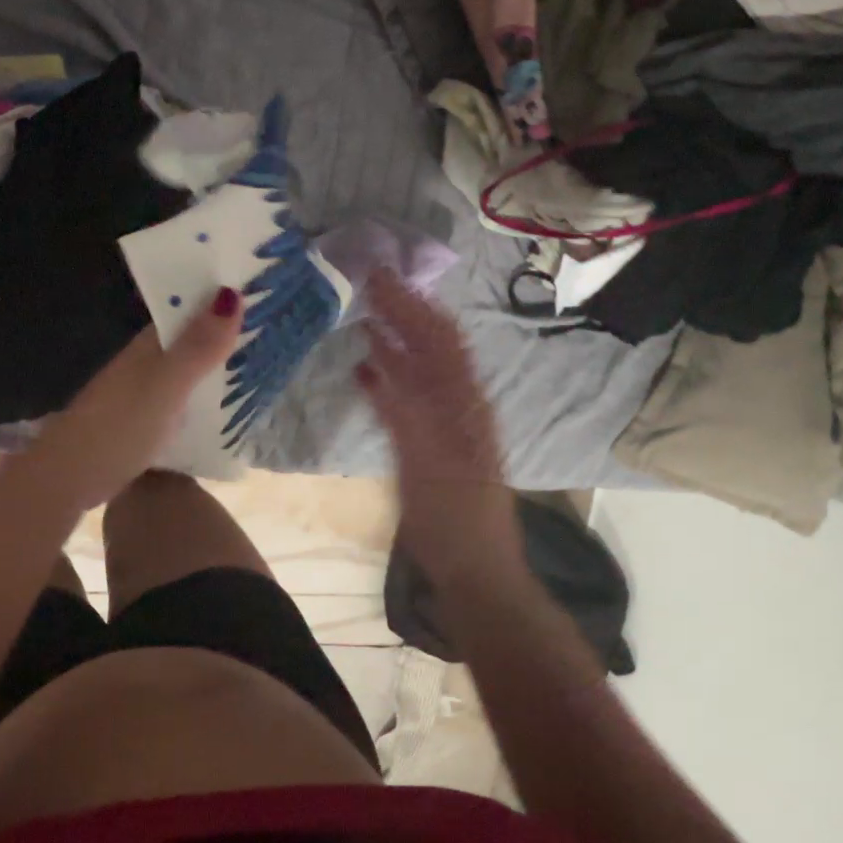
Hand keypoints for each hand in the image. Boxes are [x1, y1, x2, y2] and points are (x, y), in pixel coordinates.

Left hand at [0, 288, 243, 515]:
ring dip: (215, 367)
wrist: (67, 478)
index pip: (188, 310)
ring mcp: (141, 395)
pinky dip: (203, 398)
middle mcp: (144, 365)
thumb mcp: (164, 386)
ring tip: (263, 365)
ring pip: (185, 372)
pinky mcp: (141, 425)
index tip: (263, 289)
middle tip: (274, 328)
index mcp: (148, 347)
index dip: (221, 298)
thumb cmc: (118, 427)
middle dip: (224, 333)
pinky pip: (181, 401)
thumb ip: (197, 347)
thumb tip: (231, 292)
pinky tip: (227, 409)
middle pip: (189, 341)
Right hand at [357, 272, 523, 586]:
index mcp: (464, 404)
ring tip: (366, 310)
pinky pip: (406, 396)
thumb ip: (403, 418)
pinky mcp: (429, 441)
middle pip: (431, 344)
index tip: (380, 274)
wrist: (476, 569)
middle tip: (368, 279)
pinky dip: (388, 374)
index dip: (412, 304)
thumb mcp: (428, 468)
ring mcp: (445, 422)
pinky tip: (366, 366)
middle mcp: (459, 403)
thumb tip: (373, 367)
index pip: (438, 338)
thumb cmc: (455, 522)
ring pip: (420, 367)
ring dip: (396, 336)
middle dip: (403, 309)